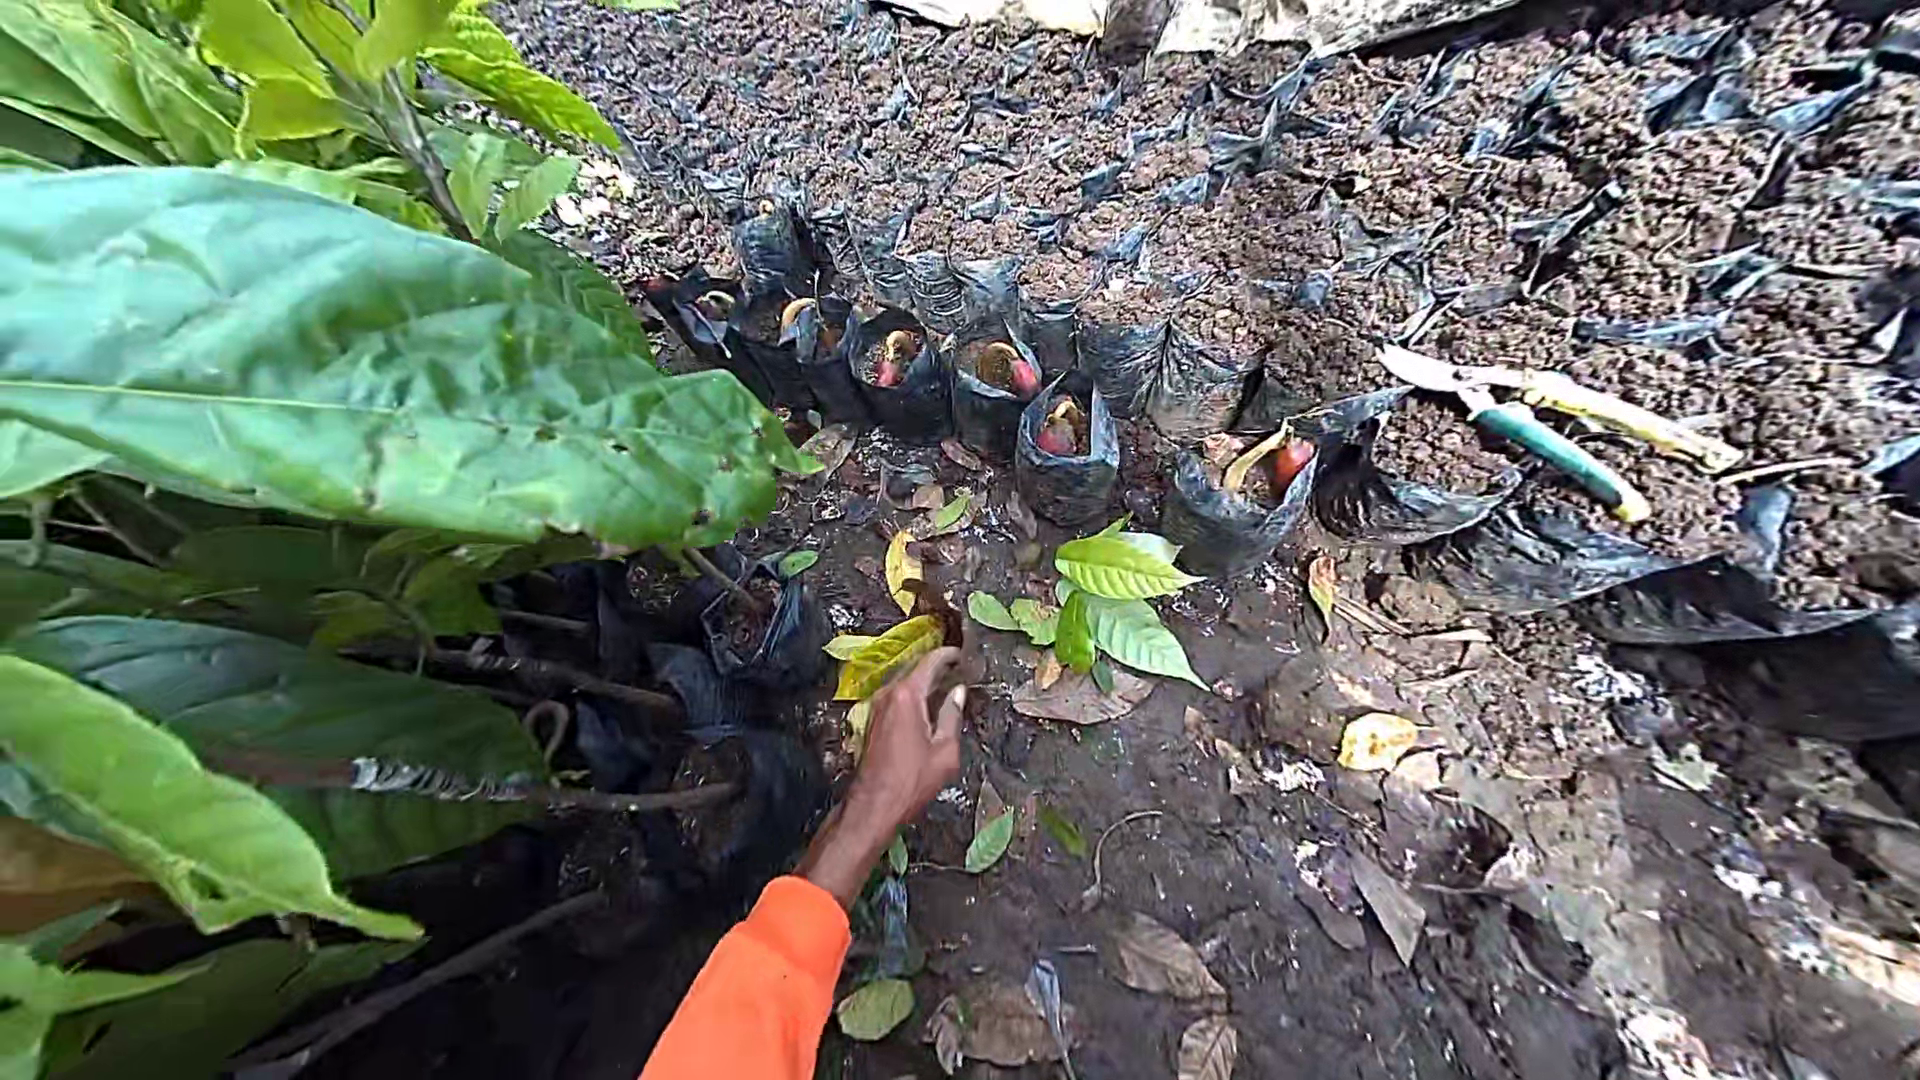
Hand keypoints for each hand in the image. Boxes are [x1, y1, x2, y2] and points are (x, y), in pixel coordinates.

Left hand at [846, 646, 964, 830]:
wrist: (873, 805)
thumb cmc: (911, 781)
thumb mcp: (944, 751)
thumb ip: (952, 715)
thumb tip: (958, 692)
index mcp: (907, 695)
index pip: (930, 661)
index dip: (948, 654)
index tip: (963, 654)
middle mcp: (888, 694)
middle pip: (915, 667)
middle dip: (937, 665)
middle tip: (959, 667)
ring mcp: (877, 705)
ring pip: (905, 681)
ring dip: (925, 679)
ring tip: (948, 683)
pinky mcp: (873, 718)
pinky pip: (897, 695)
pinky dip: (914, 692)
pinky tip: (928, 703)